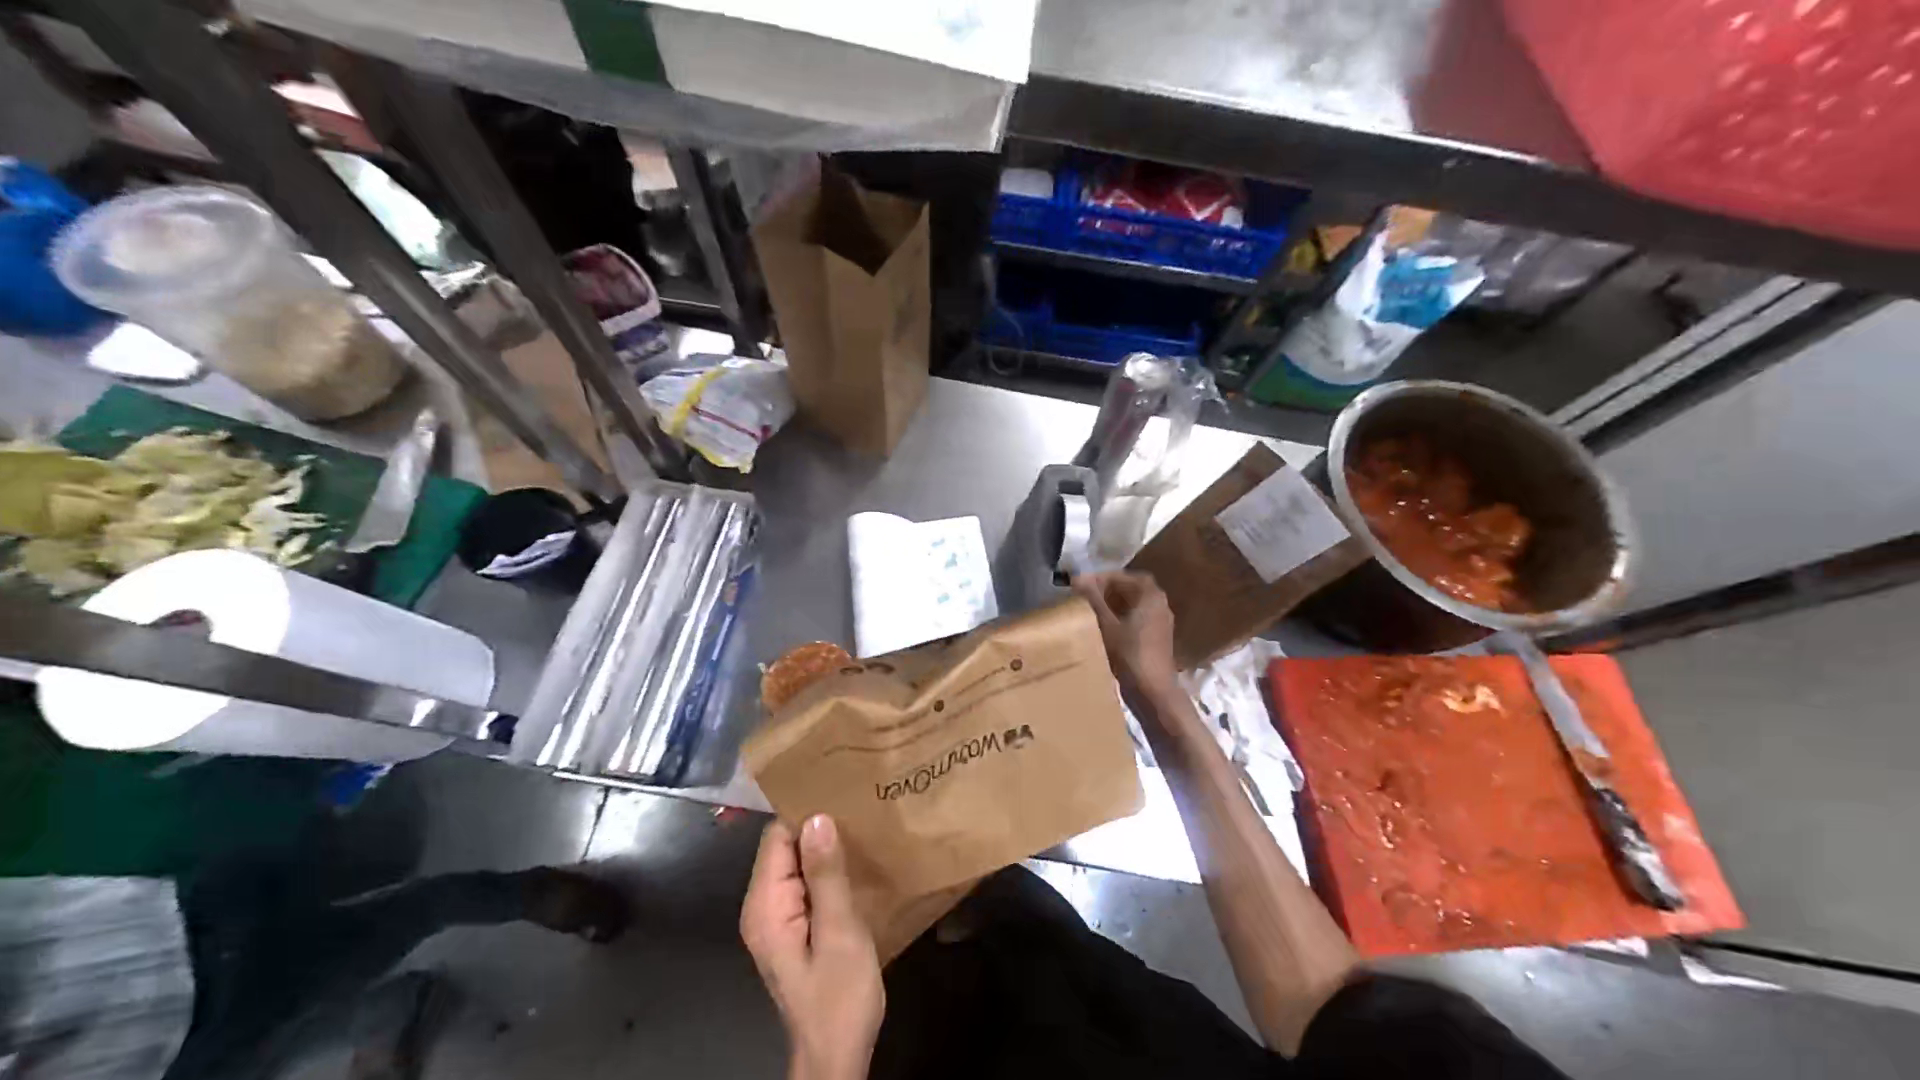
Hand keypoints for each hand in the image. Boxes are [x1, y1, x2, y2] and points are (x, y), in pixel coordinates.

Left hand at [740, 815, 884, 1079]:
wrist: (836, 1056)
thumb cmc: (839, 997)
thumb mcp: (839, 932)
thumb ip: (827, 875)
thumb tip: (818, 817)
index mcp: (765, 905)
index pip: (777, 837)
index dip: (808, 814)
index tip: (844, 794)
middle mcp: (762, 906)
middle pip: (785, 847)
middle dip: (819, 828)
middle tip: (861, 808)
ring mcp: (776, 918)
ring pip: (798, 864)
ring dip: (827, 849)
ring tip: (864, 828)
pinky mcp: (793, 927)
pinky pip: (806, 883)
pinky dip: (828, 871)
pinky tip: (856, 864)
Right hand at [1072, 571, 1178, 702]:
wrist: (1152, 691)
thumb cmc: (1129, 653)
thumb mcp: (1106, 624)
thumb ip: (1092, 599)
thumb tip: (1077, 577)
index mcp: (1151, 597)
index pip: (1125, 577)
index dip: (1103, 577)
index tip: (1083, 584)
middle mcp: (1160, 605)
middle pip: (1131, 590)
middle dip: (1108, 590)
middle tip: (1085, 595)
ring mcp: (1160, 624)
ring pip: (1134, 605)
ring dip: (1113, 604)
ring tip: (1090, 610)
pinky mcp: (1156, 639)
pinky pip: (1136, 620)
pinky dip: (1120, 618)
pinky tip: (1103, 628)